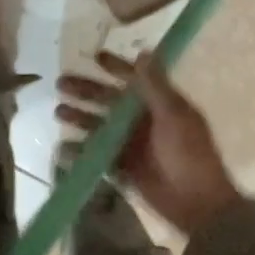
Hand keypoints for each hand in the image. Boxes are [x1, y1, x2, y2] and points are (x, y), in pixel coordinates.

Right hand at [56, 52, 239, 236]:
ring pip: (100, 126)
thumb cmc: (189, 154)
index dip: (116, 67)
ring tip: (59, 112)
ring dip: (80, 118)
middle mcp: (144, 120)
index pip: (135, 79)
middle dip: (87, 92)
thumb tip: (144, 51)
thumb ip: (156, 86)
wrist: (196, 202)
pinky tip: (63, 149)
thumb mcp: (173, 116)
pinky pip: (98, 156)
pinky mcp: (123, 168)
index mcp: (159, 104)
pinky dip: (81, 152)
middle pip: (110, 101)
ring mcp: (132, 144)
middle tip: (60, 83)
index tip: (95, 56)